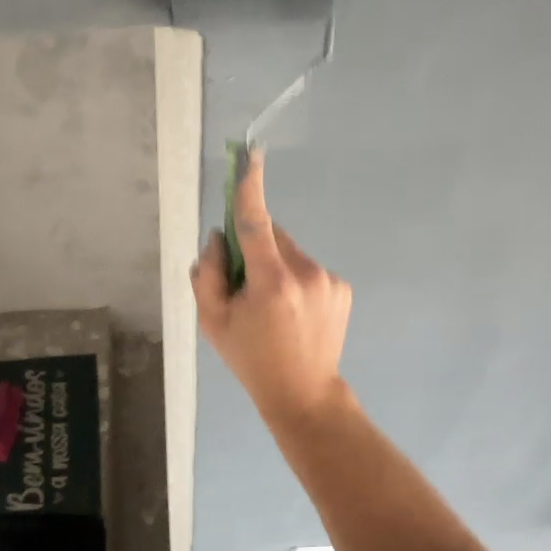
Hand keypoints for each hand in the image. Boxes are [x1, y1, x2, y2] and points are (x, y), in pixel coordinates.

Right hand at [191, 149, 353, 418]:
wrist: (304, 394)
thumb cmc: (251, 359)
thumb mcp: (213, 321)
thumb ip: (208, 274)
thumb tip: (219, 238)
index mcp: (271, 282)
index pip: (255, 223)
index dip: (249, 188)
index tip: (250, 156)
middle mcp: (305, 273)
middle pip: (271, 237)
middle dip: (254, 249)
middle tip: (244, 285)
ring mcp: (329, 280)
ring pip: (289, 253)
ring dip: (275, 266)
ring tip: (272, 308)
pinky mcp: (342, 288)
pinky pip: (308, 268)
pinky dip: (295, 280)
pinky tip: (294, 312)